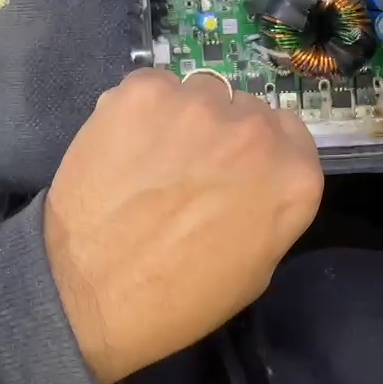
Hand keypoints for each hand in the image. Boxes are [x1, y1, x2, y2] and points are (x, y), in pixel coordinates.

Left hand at [43, 69, 322, 383]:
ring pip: (198, 92)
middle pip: (244, 107)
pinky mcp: (143, 90)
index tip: (234, 167)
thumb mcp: (256, 268)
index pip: (289, 132)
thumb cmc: (178, 297)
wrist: (87, 292)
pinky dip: (140, 109)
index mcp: (294, 176)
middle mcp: (254, 129)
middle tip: (188, 168)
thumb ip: (270, 205)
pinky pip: (153, 86)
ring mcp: (197, 104)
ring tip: (150, 157)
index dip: (259, 150)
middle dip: (221, 133)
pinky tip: (123, 144)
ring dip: (182, 117)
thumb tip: (255, 174)